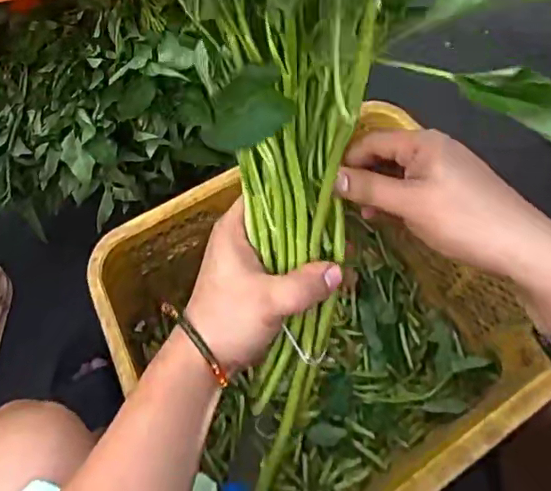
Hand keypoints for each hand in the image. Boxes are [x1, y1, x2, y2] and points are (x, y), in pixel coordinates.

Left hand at [182, 201, 341, 370]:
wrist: (205, 358)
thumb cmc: (230, 318)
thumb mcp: (269, 300)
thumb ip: (304, 284)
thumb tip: (339, 269)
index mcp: (234, 227)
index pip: (265, 192)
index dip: (294, 191)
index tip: (325, 195)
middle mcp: (240, 235)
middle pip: (280, 219)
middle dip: (310, 226)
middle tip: (344, 227)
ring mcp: (247, 258)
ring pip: (285, 244)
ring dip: (310, 251)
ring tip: (344, 251)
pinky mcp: (255, 279)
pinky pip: (284, 265)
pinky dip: (303, 270)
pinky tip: (330, 276)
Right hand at [333, 129, 550, 329]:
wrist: (530, 252)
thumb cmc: (465, 221)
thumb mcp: (410, 206)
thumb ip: (368, 189)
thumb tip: (330, 178)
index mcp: (422, 141)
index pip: (370, 140)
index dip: (346, 160)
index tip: (325, 185)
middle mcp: (434, 146)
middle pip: (384, 155)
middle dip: (361, 177)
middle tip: (341, 204)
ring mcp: (447, 167)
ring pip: (399, 173)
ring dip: (379, 192)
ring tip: (363, 216)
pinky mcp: (457, 189)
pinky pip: (416, 186)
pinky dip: (400, 200)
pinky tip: (391, 219)